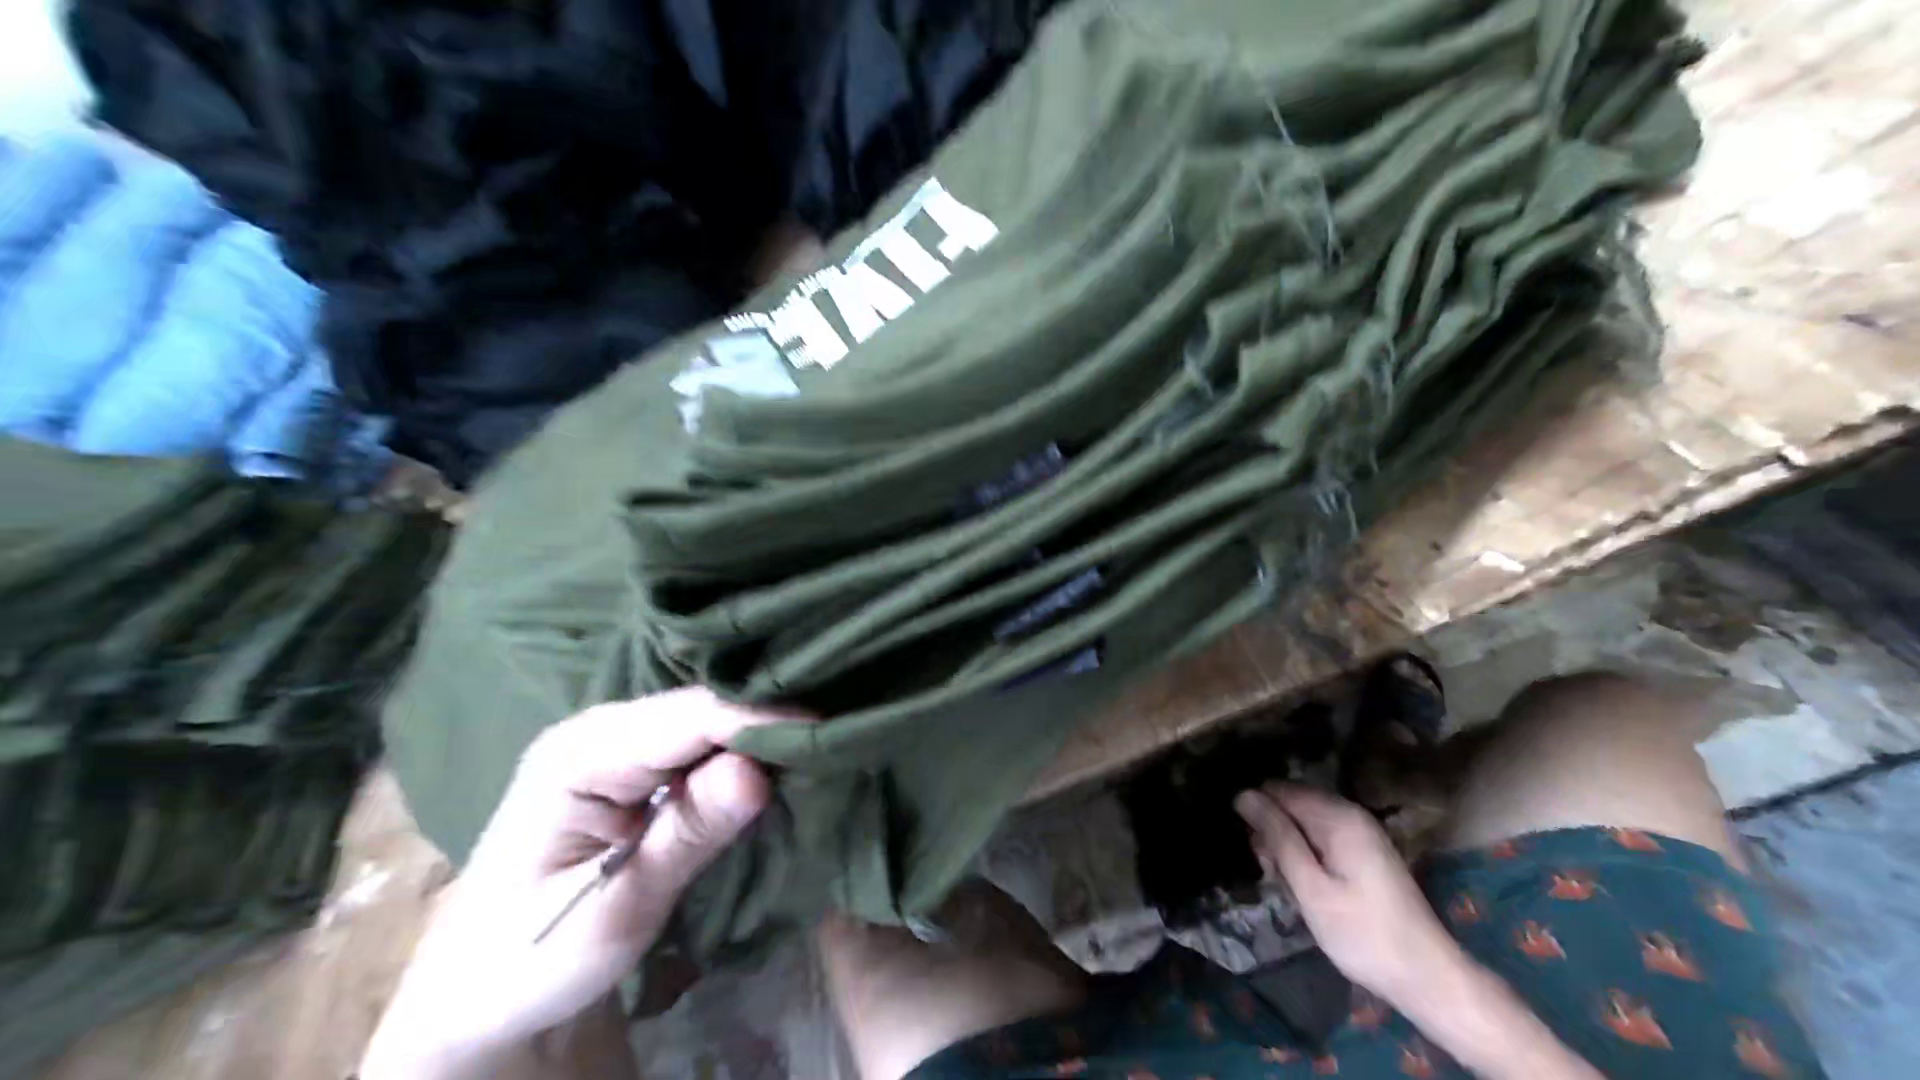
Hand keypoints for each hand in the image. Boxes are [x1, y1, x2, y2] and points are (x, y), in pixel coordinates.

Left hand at [361, 689, 796, 1079]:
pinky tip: (782, 755)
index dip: (762, 718)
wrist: (475, 989)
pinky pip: (701, 741)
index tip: (831, 729)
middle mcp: (599, 729)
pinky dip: (744, 748)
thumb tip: (758, 771)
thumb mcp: (613, 914)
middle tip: (840, 728)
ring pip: (706, 719)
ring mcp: (615, 743)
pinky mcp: (633, 763)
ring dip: (762, 731)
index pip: (691, 717)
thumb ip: (685, 836)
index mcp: (580, 754)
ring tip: (824, 737)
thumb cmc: (529, 962)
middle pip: (703, 707)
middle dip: (770, 717)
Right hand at [1234, 783, 1461, 1007]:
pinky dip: (1304, 858)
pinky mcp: (1362, 852)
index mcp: (1338, 816)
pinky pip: (1318, 839)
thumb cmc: (1363, 934)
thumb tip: (1242, 794)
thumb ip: (1277, 837)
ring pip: (1301, 824)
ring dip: (1285, 849)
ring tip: (1288, 885)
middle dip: (1271, 833)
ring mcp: (1359, 833)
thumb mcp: (1310, 888)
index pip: (1277, 790)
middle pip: (1289, 804)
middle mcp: (1350, 814)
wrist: (1428, 979)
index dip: (1257, 814)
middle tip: (1274, 875)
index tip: (1258, 853)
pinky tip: (1304, 887)